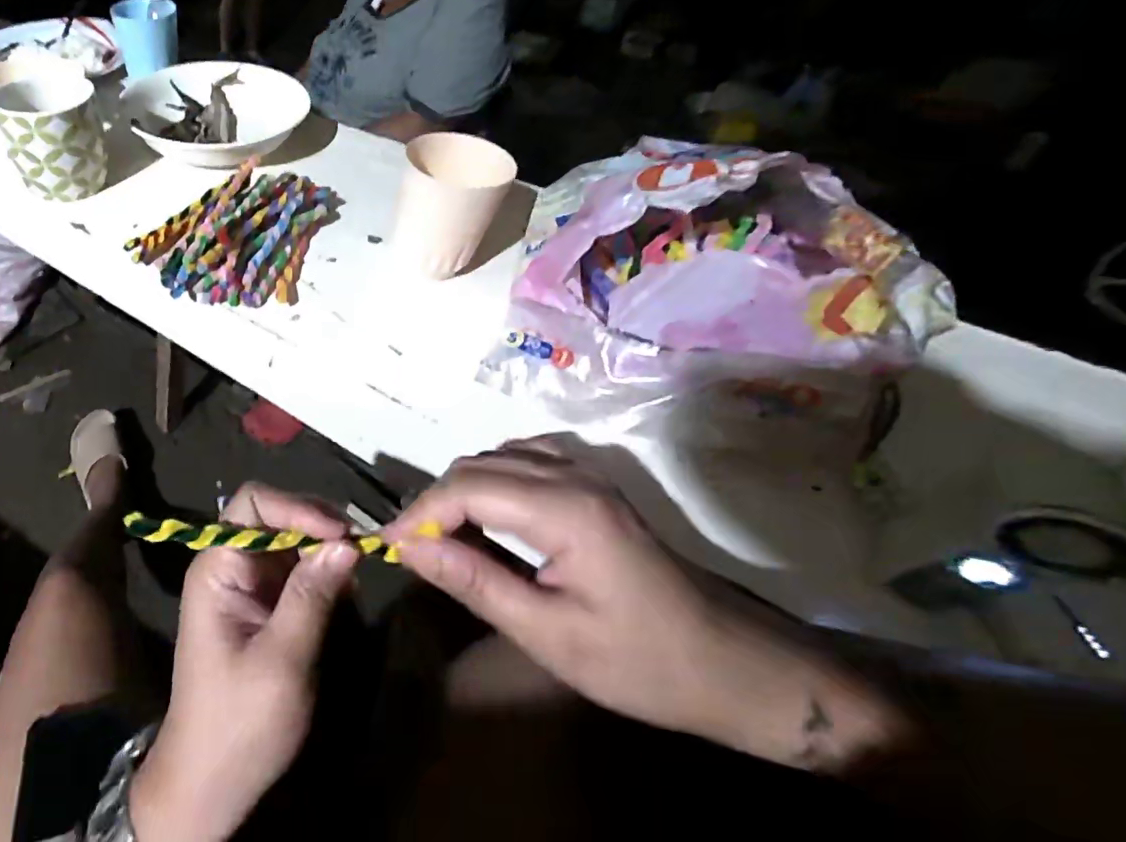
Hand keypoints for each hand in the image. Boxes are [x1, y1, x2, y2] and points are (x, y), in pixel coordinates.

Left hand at [130, 485, 359, 841]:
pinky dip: (324, 572)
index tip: (342, 533)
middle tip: (362, 546)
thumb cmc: (239, 722)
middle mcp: (231, 565)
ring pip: (291, 542)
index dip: (297, 507)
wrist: (211, 782)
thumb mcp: (282, 660)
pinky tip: (348, 587)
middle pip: (276, 517)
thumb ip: (312, 596)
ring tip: (361, 565)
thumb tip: (348, 542)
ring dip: (326, 547)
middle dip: (318, 524)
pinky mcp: (266, 607)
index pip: (253, 504)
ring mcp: (248, 585)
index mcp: (218, 567)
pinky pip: (297, 572)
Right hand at [385, 435, 911, 773]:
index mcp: (565, 510)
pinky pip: (524, 461)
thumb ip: (476, 582)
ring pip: (498, 458)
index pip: (466, 487)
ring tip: (444, 536)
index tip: (388, 547)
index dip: (419, 513)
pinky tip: (489, 515)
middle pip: (477, 466)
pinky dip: (492, 480)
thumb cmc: (645, 663)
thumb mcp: (550, 635)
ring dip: (462, 489)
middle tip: (413, 550)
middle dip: (435, 503)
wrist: (737, 667)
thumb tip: (410, 548)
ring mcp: (587, 476)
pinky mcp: (594, 487)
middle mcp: (573, 477)